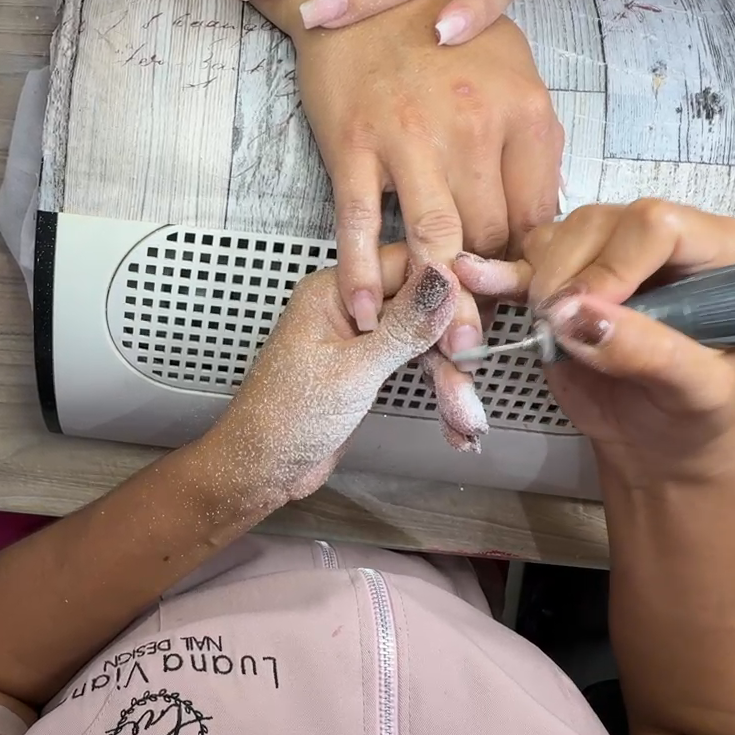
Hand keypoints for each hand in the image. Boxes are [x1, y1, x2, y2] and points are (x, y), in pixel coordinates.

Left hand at [209, 258, 461, 501]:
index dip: (445, 289)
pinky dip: (434, 393)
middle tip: (468, 375)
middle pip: (419, 305)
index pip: (405, 265)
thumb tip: (445, 277)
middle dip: (448, 345)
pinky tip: (457, 424)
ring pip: (421, 341)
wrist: (261, 469)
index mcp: (332, 291)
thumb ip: (404, 327)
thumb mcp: (353, 371)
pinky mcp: (366, 369)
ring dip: (446, 379)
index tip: (473, 323)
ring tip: (466, 418)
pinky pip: (412, 366)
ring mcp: (357, 338)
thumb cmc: (288, 417)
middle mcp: (346, 306)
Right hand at [294, 0, 561, 336]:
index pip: (534, 214)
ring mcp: (407, 141)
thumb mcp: (509, 73)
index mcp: (521, 112)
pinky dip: (361, 273)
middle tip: (485, 346)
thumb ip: (527, 146)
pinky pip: (360, 223)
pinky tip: (363, 312)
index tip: (518, 306)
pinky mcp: (354, 150)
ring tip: (446, 352)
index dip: (527, 269)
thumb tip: (537, 221)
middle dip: (488, 296)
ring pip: (434, 238)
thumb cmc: (440, 35)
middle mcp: (471, 129)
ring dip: (441, 302)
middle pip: (488, 234)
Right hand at [452, 198, 734, 481]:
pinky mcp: (563, 272)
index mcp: (716, 251)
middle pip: (597, 223)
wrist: (647, 434)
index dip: (611, 267)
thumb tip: (571, 315)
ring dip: (536, 280)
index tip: (585, 319)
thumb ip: (644, 350)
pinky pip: (526, 256)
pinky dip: (502, 276)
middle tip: (556, 330)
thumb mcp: (690, 389)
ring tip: (545, 328)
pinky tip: (481, 283)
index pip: (656, 226)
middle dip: (565, 276)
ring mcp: (606, 252)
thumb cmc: (685, 411)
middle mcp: (659, 239)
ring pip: (557, 236)